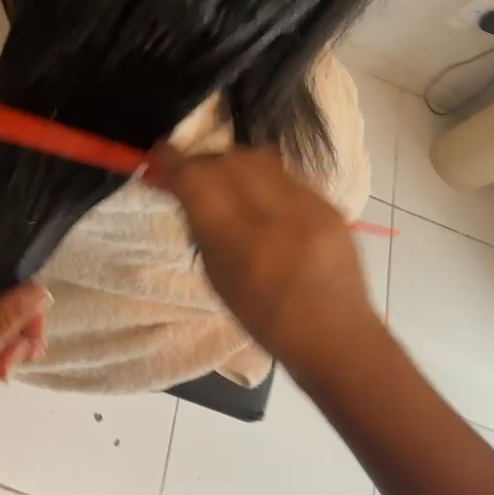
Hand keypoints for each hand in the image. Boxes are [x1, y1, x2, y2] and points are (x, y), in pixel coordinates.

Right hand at [145, 144, 379, 371]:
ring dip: (231, 163)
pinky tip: (258, 195)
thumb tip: (182, 187)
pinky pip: (286, 173)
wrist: (336, 338)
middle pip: (227, 161)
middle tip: (189, 174)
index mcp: (241, 246)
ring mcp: (310, 208)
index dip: (172, 161)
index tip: (157, 156)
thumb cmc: (264, 319)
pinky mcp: (331, 205)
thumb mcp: (217, 278)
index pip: (198, 183)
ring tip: (223, 180)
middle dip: (201, 162)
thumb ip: (201, 228)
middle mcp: (277, 219)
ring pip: (258, 158)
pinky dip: (262, 176)